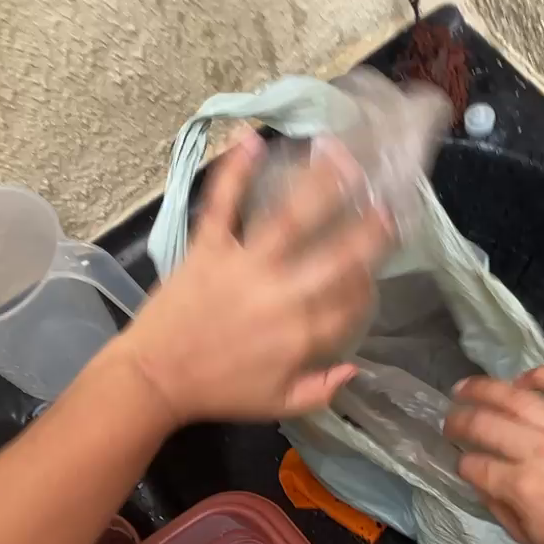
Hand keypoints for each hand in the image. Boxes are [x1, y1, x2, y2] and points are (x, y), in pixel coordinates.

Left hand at [110, 128, 391, 424]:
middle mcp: (281, 294)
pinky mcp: (208, 249)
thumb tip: (355, 367)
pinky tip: (251, 137)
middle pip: (336, 255)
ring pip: (288, 219)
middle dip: (368, 228)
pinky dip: (234, 171)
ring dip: (318, 184)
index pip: (350, 302)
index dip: (368, 284)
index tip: (374, 270)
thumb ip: (321, 389)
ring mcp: (244, 266)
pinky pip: (223, 206)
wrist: (156, 379)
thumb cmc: (220, 392)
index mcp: (301, 335)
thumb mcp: (278, 405)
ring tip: (342, 153)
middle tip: (388, 201)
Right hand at [444, 367, 543, 543]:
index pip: (473, 464)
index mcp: (521, 486)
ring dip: (482, 388)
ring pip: (515, 397)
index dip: (460, 463)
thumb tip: (477, 478)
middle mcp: (539, 450)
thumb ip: (495, 504)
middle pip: (484, 423)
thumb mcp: (525, 535)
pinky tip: (521, 381)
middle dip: (457, 421)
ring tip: (463, 388)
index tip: (460, 464)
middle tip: (448, 422)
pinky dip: (541, 375)